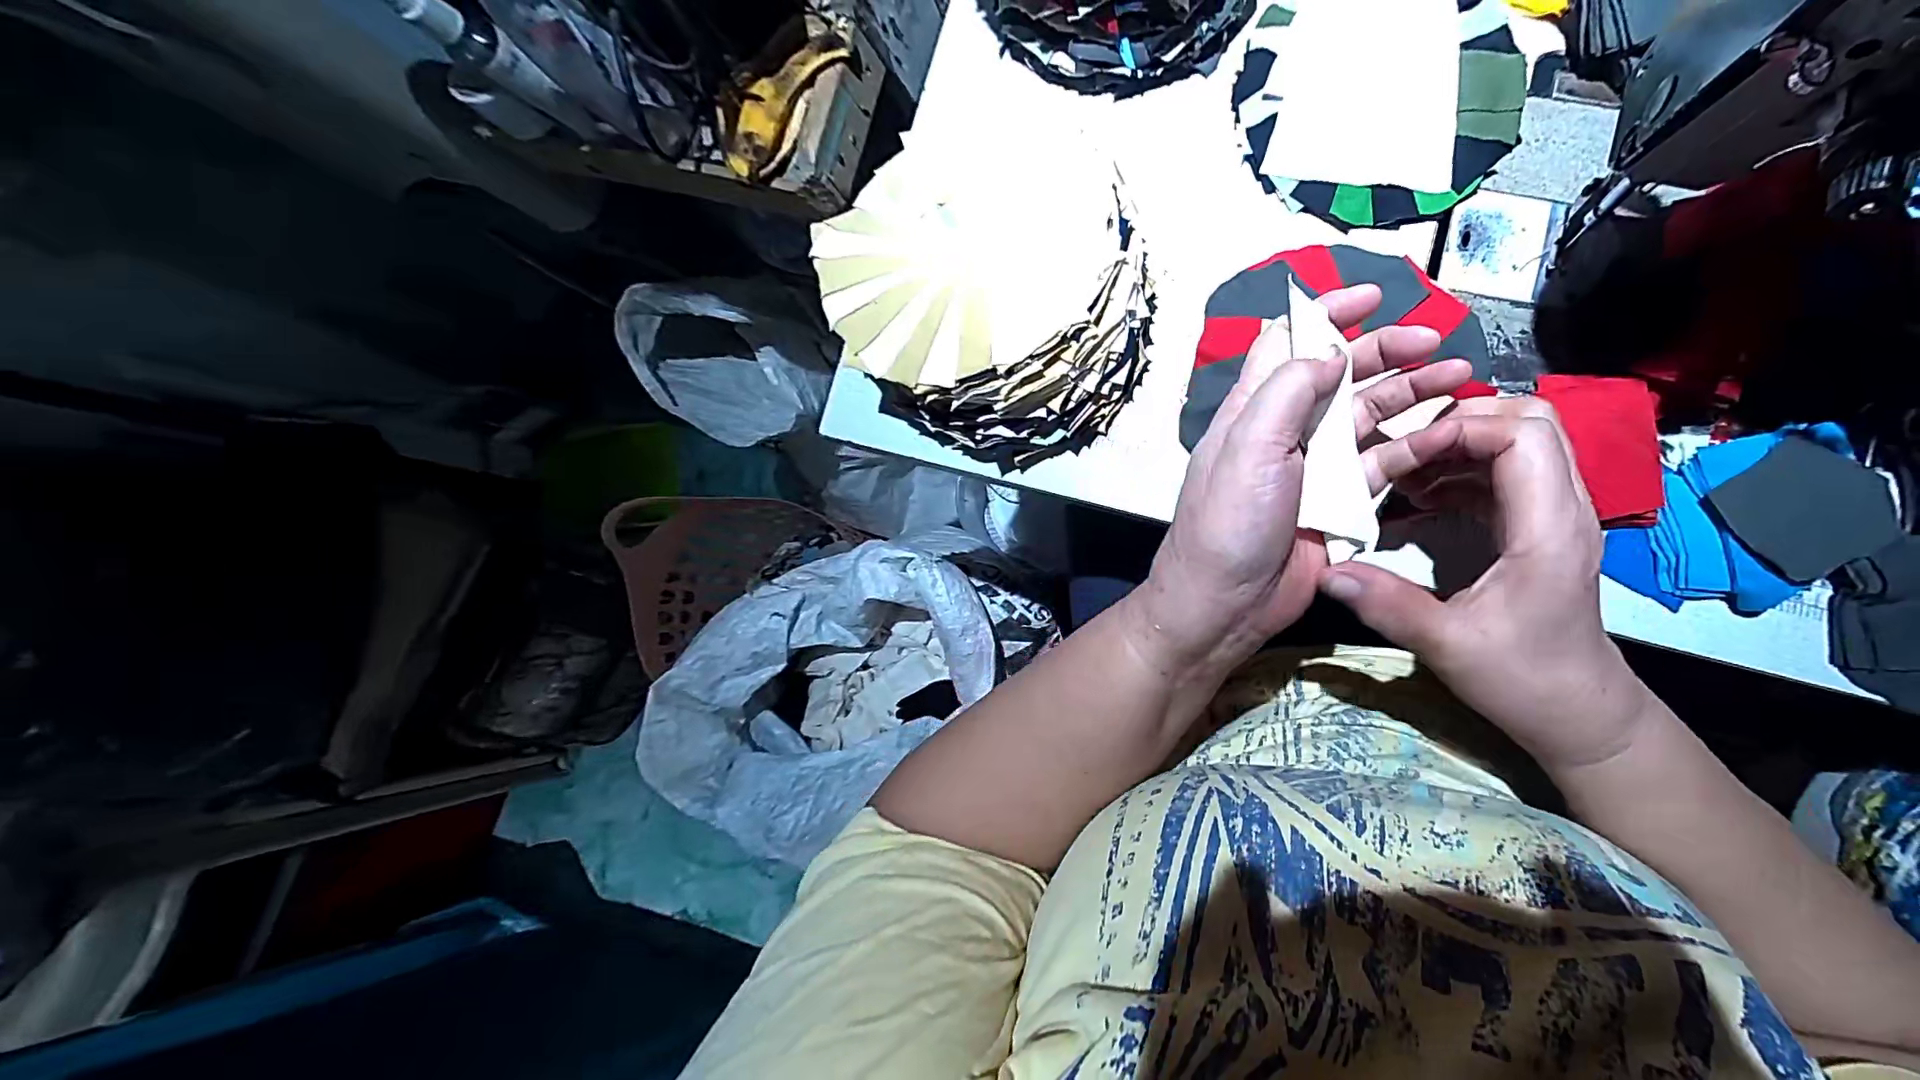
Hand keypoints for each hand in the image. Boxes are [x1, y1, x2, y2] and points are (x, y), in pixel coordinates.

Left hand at [1125, 284, 1472, 678]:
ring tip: (1459, 376)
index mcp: (1252, 410)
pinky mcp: (1336, 500)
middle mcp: (1283, 431)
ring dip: (1409, 392)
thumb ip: (1285, 391)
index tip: (1373, 295)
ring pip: (1366, 415)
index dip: (1327, 314)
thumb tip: (1325, 349)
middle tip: (1436, 340)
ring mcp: (1312, 466)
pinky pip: (1381, 461)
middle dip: (1384, 351)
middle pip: (1338, 376)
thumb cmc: (1230, 522)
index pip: (1289, 344)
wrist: (1228, 602)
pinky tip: (1449, 429)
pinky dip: (1414, 442)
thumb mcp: (1249, 447)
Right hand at [1318, 397, 1655, 769]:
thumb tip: (1327, 573)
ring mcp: (1550, 516)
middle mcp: (1559, 509)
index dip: (1461, 430)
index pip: (1523, 437)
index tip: (1405, 454)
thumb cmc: (1523, 678)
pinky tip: (1418, 497)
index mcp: (1548, 528)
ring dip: (1457, 444)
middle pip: (1530, 422)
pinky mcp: (1533, 528)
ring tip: (1402, 471)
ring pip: (1517, 442)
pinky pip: (1501, 473)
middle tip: (1401, 452)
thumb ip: (1387, 604)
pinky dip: (1458, 470)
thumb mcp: (1447, 644)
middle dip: (1460, 423)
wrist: (1577, 711)